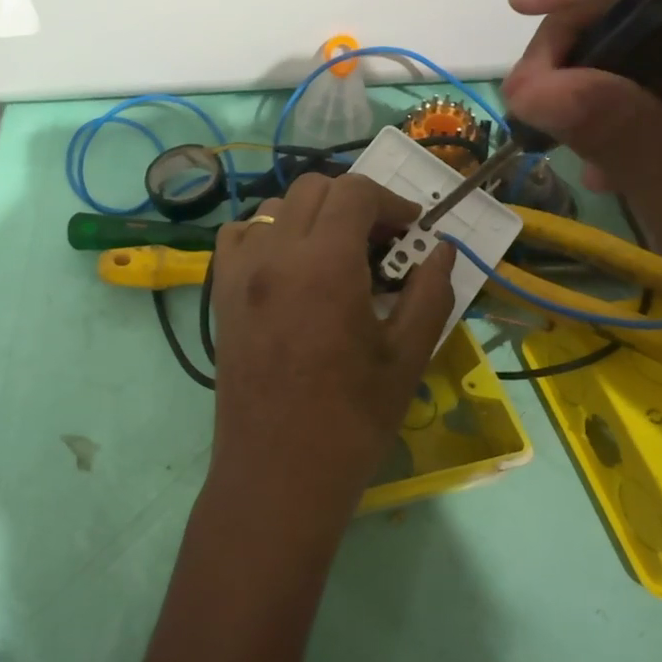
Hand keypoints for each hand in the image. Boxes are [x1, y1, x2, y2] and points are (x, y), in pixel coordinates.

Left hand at [207, 174, 457, 513]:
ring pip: (274, 209)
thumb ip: (429, 293)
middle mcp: (274, 254)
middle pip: (312, 189)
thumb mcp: (406, 357)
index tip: (411, 230)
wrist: (277, 471)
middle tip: (381, 244)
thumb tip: (442, 252)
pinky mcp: (219, 292)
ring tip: (336, 257)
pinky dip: (267, 235)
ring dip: (310, 217)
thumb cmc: (351, 421)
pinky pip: (239, 237)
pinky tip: (289, 269)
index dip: (390, 201)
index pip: (353, 193)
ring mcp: (239, 271)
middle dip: (353, 204)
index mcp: (323, 264)